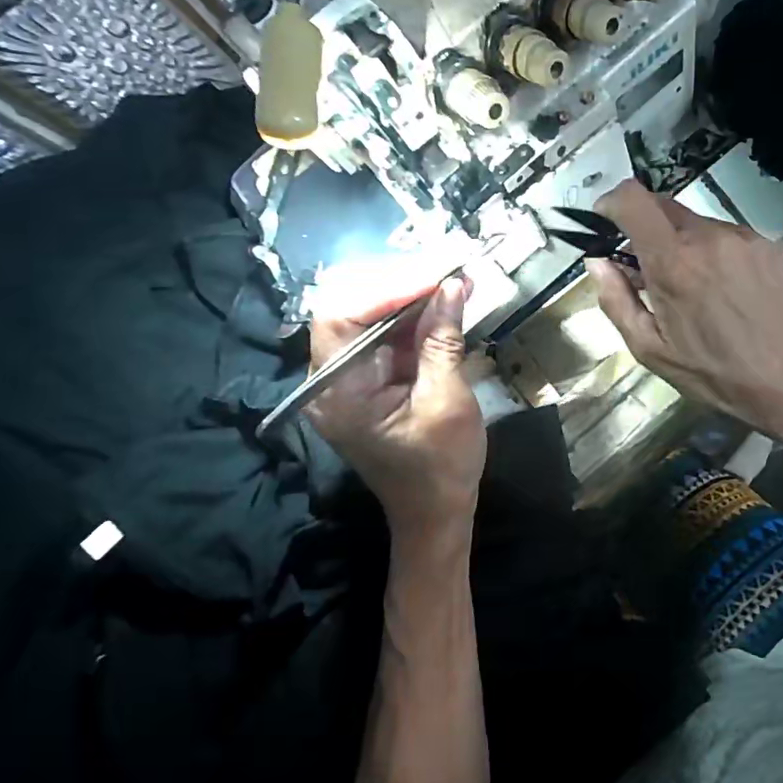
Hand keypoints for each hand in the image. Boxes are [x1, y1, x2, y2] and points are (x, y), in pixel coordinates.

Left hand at [304, 264, 485, 535]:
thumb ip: (442, 340)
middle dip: (396, 283)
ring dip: (406, 293)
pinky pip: (380, 332)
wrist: (434, 513)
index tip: (433, 276)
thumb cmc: (440, 468)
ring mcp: (345, 377)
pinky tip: (441, 297)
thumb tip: (452, 284)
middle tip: (443, 269)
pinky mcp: (365, 377)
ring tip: (448, 276)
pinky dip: (410, 313)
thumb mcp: (447, 401)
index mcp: (338, 392)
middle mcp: (329, 379)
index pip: (341, 317)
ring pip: (364, 314)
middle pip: (347, 307)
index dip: (384, 289)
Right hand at [586, 180, 782, 453]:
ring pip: (692, 221)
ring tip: (688, 282)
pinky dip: (708, 248)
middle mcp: (706, 238)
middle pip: (661, 205)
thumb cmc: (707, 370)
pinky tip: (718, 284)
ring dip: (678, 240)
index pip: (633, 200)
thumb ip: (615, 298)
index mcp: (672, 263)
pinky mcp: (763, 243)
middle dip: (643, 226)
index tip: (605, 219)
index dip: (612, 201)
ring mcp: (740, 237)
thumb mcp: (647, 347)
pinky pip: (721, 233)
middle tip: (643, 264)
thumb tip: (596, 262)